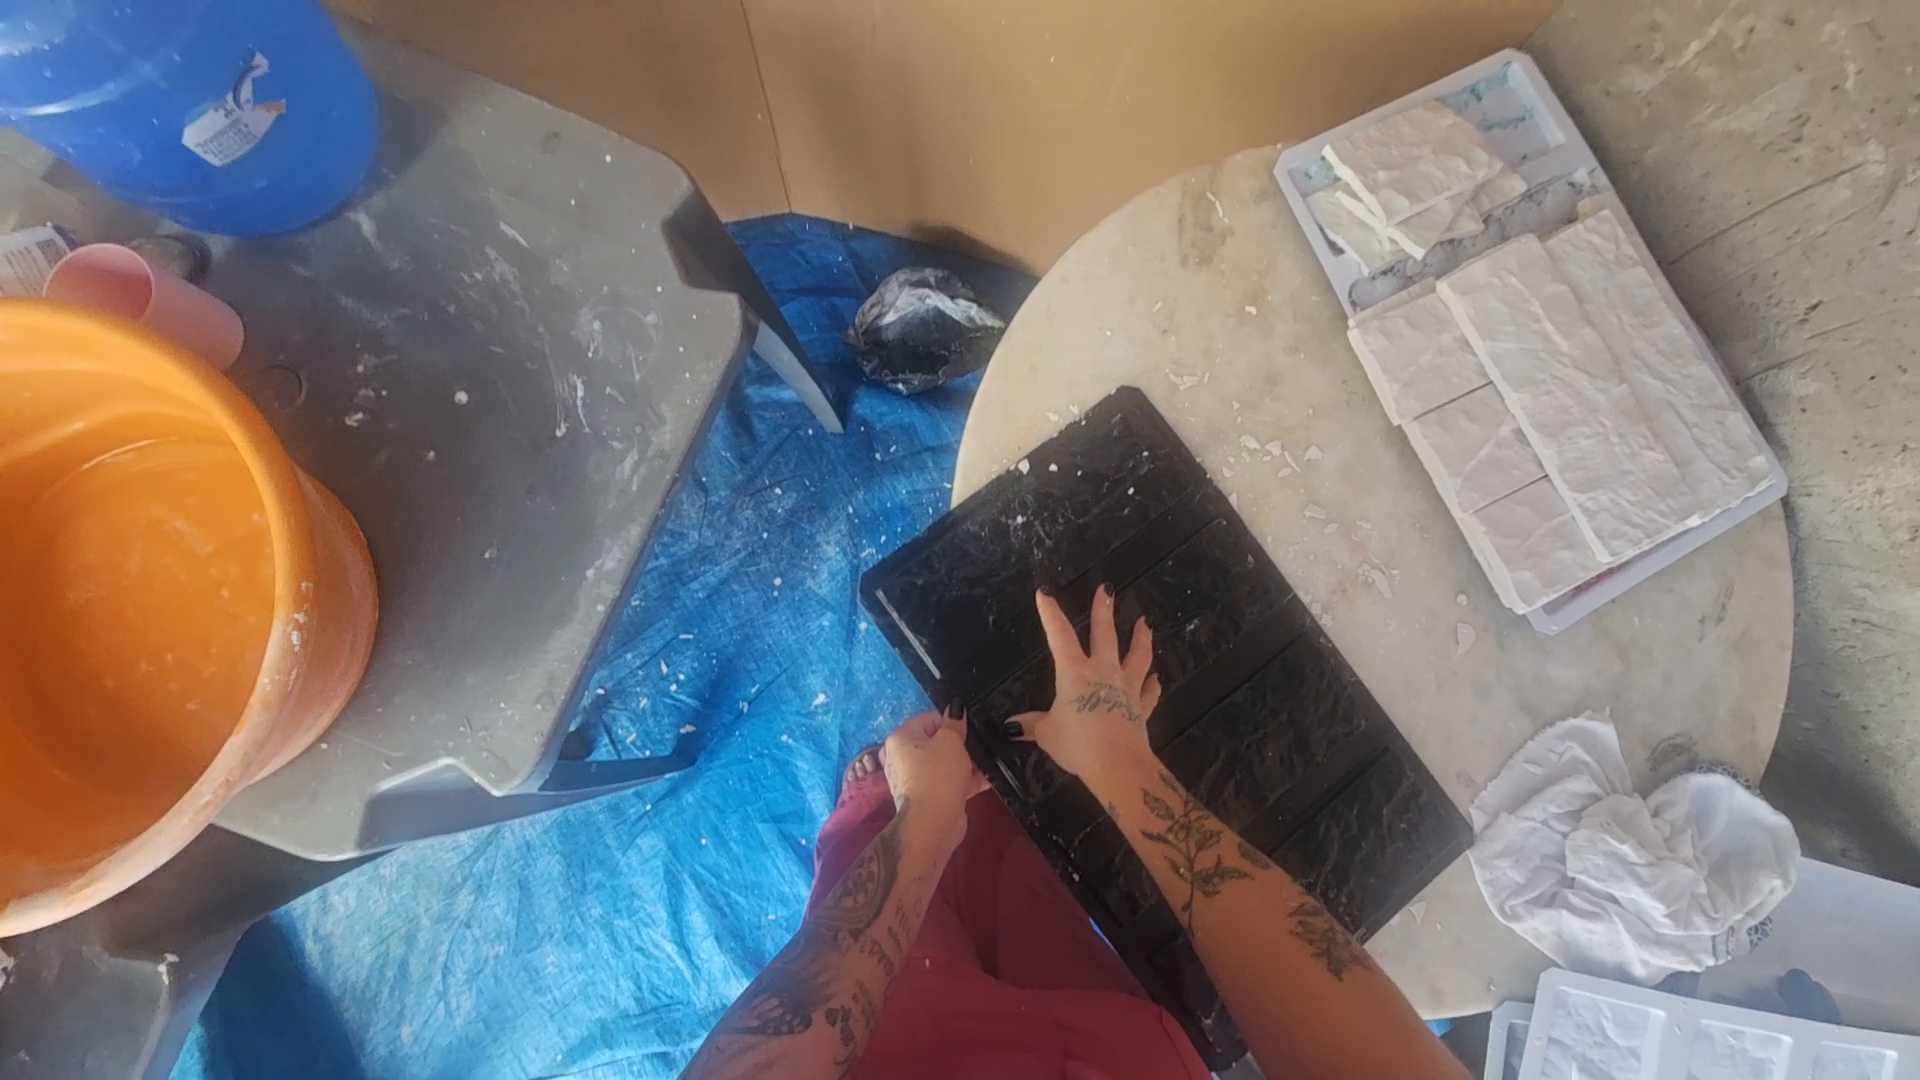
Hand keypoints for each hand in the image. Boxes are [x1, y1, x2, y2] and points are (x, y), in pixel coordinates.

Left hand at [880, 711, 985, 854]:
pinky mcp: (927, 797)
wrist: (932, 825)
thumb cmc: (938, 776)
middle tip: (978, 748)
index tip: (968, 732)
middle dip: (960, 745)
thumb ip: (955, 722)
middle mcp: (902, 757)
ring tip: (986, 764)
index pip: (929, 719)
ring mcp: (914, 779)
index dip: (951, 723)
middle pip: (937, 742)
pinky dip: (964, 780)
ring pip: (944, 763)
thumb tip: (955, 708)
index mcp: (901, 738)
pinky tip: (987, 780)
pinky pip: (948, 781)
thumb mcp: (951, 742)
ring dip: (966, 763)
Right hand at [1008, 586, 1160, 783]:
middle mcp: (1102, 672)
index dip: (1050, 613)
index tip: (1045, 593)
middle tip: (1106, 589)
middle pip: (1104, 634)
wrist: (1117, 764)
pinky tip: (1157, 678)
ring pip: (1137, 656)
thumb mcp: (1047, 734)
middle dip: (1103, 610)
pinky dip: (1153, 685)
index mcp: (1074, 672)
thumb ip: (1031, 726)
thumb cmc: (1078, 744)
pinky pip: (1149, 693)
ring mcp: (1126, 688)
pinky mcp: (1141, 708)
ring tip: (1146, 623)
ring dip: (1141, 638)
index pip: (1059, 635)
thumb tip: (1011, 727)